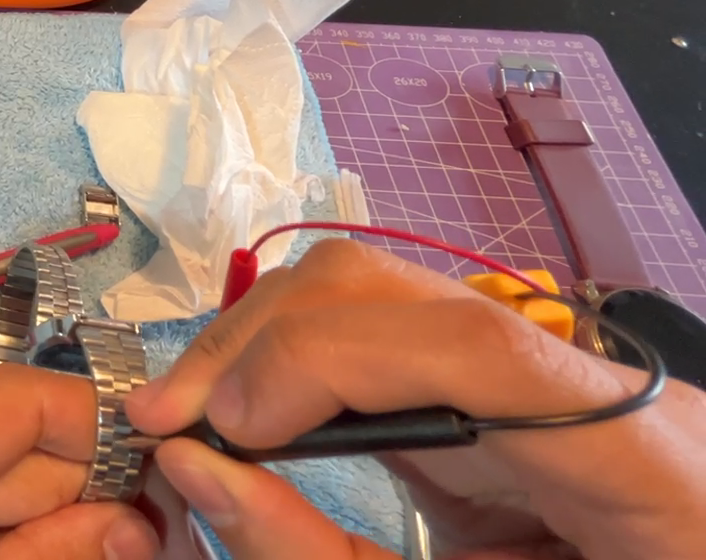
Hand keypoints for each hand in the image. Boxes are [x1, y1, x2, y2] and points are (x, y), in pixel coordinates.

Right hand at [125, 238, 705, 558]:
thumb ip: (316, 555)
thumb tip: (184, 460)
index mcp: (647, 467)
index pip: (472, 349)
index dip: (325, 363)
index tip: (228, 428)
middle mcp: (582, 378)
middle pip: (376, 289)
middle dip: (253, 344)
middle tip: (169, 415)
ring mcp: (513, 355)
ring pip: (343, 284)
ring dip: (244, 339)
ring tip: (188, 407)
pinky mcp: (460, 364)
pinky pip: (343, 318)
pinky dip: (269, 350)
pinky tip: (236, 400)